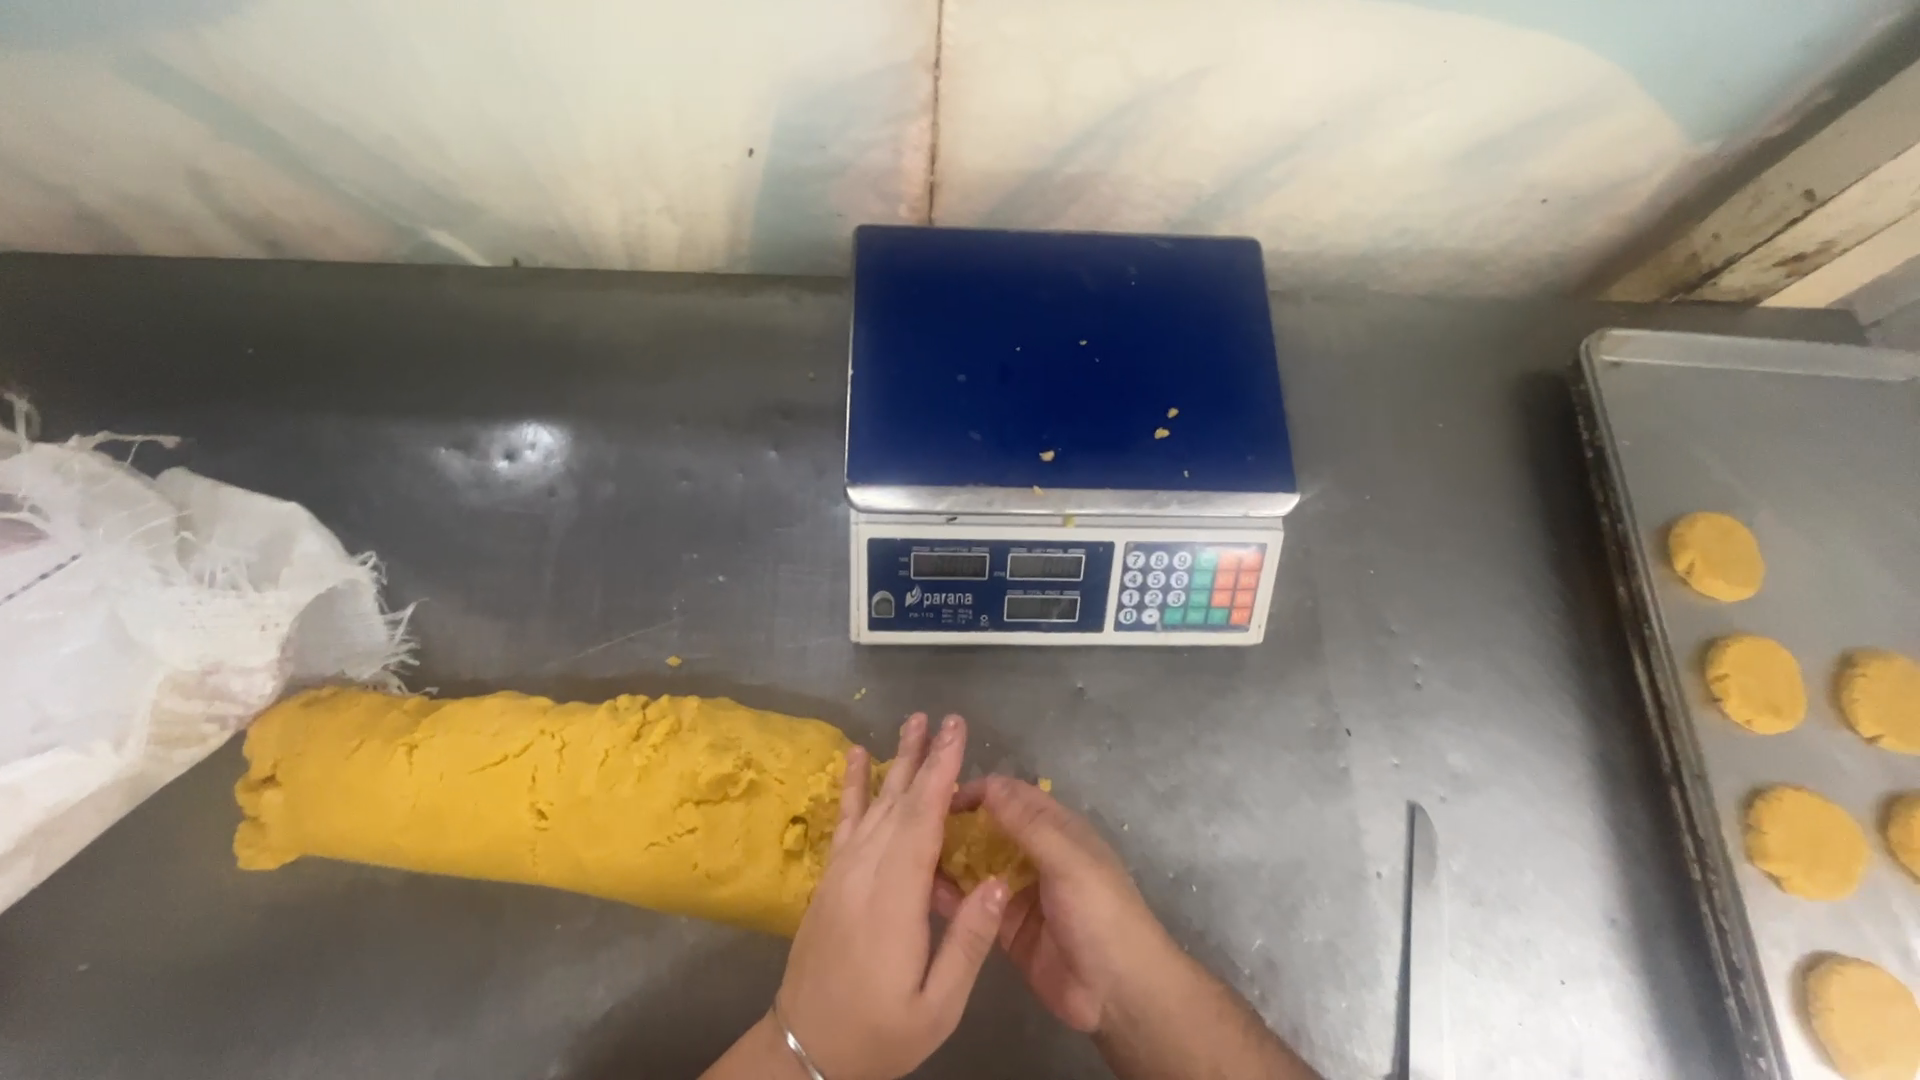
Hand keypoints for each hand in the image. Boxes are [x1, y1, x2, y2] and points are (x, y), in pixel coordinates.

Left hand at [775, 713, 1011, 1079]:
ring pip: (873, 804)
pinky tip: (857, 759)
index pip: (923, 819)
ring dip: (895, 762)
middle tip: (943, 717)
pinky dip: (853, 787)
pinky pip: (844, 822)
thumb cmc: (880, 1033)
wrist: (805, 1052)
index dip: (942, 771)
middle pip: (899, 801)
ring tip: (910, 724)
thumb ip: (968, 941)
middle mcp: (865, 873)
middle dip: (924, 756)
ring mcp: (842, 873)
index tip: (957, 732)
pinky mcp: (830, 879)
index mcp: (895, 898)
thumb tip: (999, 881)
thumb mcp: (937, 1005)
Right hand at [933, 776, 1171, 1032]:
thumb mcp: (1068, 861)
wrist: (1120, 994)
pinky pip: (975, 904)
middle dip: (958, 824)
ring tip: (908, 858)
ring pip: (978, 865)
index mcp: (1058, 830)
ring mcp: (1020, 892)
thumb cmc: (1101, 915)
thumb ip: (1028, 825)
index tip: (939, 797)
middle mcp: (1036, 854)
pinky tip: (920, 892)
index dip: (979, 792)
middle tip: (912, 828)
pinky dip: (951, 896)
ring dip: (950, 859)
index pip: (1012, 796)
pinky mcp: (1007, 927)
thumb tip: (989, 785)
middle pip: (990, 828)